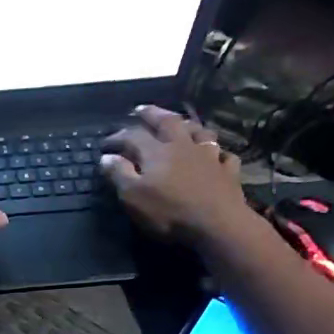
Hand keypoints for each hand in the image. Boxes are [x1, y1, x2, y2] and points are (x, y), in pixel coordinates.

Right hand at [100, 106, 255, 241]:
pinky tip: (217, 155)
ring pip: (199, 132)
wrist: (217, 224)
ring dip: (189, 126)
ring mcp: (209, 156)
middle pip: (168, 122)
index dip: (118, 136)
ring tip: (182, 124)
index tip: (105, 143)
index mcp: (157, 151)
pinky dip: (218, 153)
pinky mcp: (227, 172)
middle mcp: (183, 146)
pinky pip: (224, 156)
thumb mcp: (133, 197)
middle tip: (141, 109)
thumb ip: (119, 174)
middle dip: (152, 114)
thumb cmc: (169, 211)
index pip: (133, 136)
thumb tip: (106, 157)